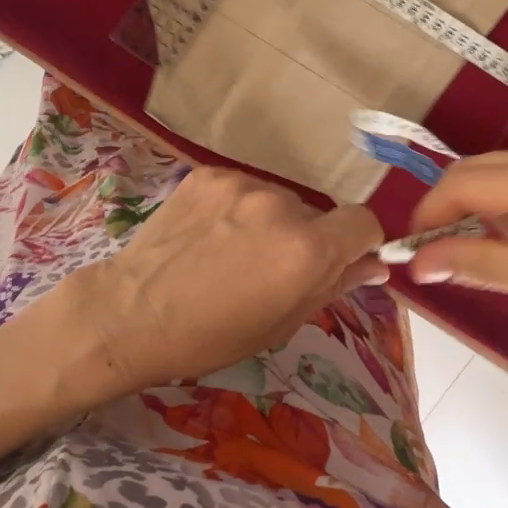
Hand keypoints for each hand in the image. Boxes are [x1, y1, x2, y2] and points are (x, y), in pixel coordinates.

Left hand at [61, 166, 386, 395]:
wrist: (134, 310)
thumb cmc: (213, 334)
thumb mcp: (283, 322)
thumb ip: (334, 284)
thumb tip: (373, 263)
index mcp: (307, 247)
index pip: (362, 222)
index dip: (358, 243)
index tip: (341, 261)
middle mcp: (278, 203)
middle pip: (314, 212)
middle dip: (306, 237)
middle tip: (270, 269)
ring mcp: (238, 182)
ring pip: (275, 198)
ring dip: (269, 220)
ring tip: (231, 252)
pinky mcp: (206, 173)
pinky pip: (239, 188)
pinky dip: (234, 207)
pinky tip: (208, 234)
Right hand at [406, 141, 507, 363]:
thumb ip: (478, 265)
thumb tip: (416, 262)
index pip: (460, 184)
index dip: (428, 217)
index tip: (415, 255)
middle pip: (473, 173)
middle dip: (453, 215)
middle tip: (450, 261)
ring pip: (494, 175)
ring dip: (483, 214)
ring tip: (506, 259)